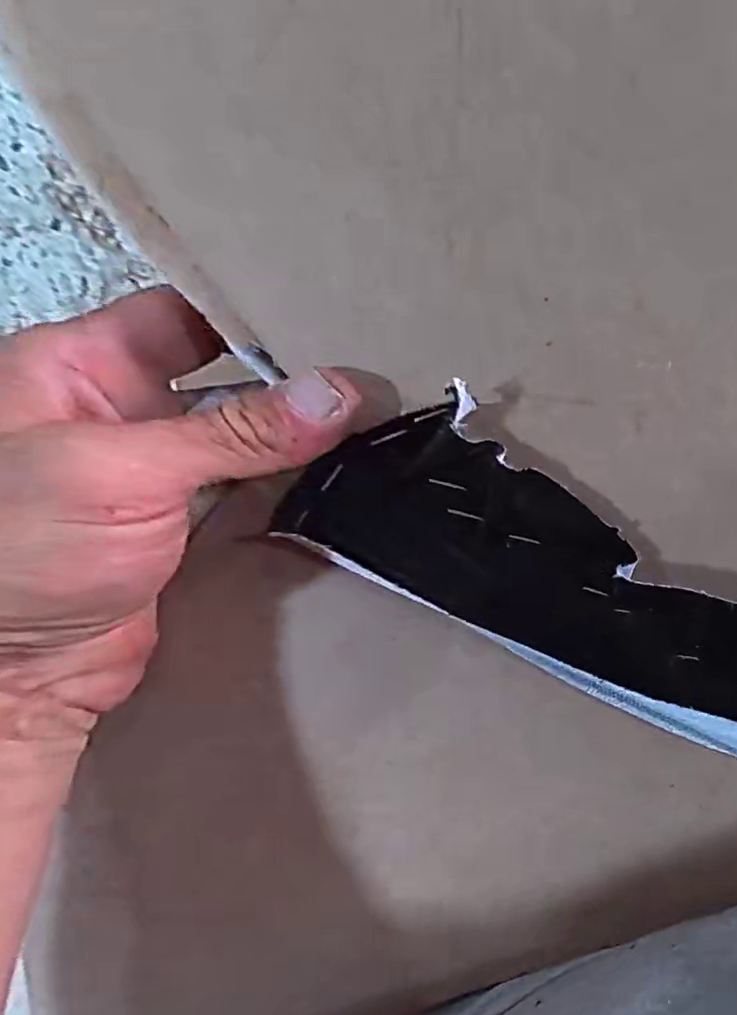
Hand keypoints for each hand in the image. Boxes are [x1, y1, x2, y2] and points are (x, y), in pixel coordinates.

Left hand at [0, 287, 361, 719]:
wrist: (6, 673)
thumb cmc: (7, 558)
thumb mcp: (115, 473)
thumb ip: (236, 431)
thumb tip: (341, 393)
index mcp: (76, 373)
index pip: (185, 318)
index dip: (258, 316)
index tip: (344, 326)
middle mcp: (129, 413)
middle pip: (240, 376)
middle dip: (310, 380)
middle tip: (389, 384)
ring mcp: (172, 468)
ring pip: (267, 434)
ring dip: (323, 437)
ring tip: (395, 428)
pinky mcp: (206, 517)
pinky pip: (275, 485)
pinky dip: (319, 482)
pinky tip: (363, 478)